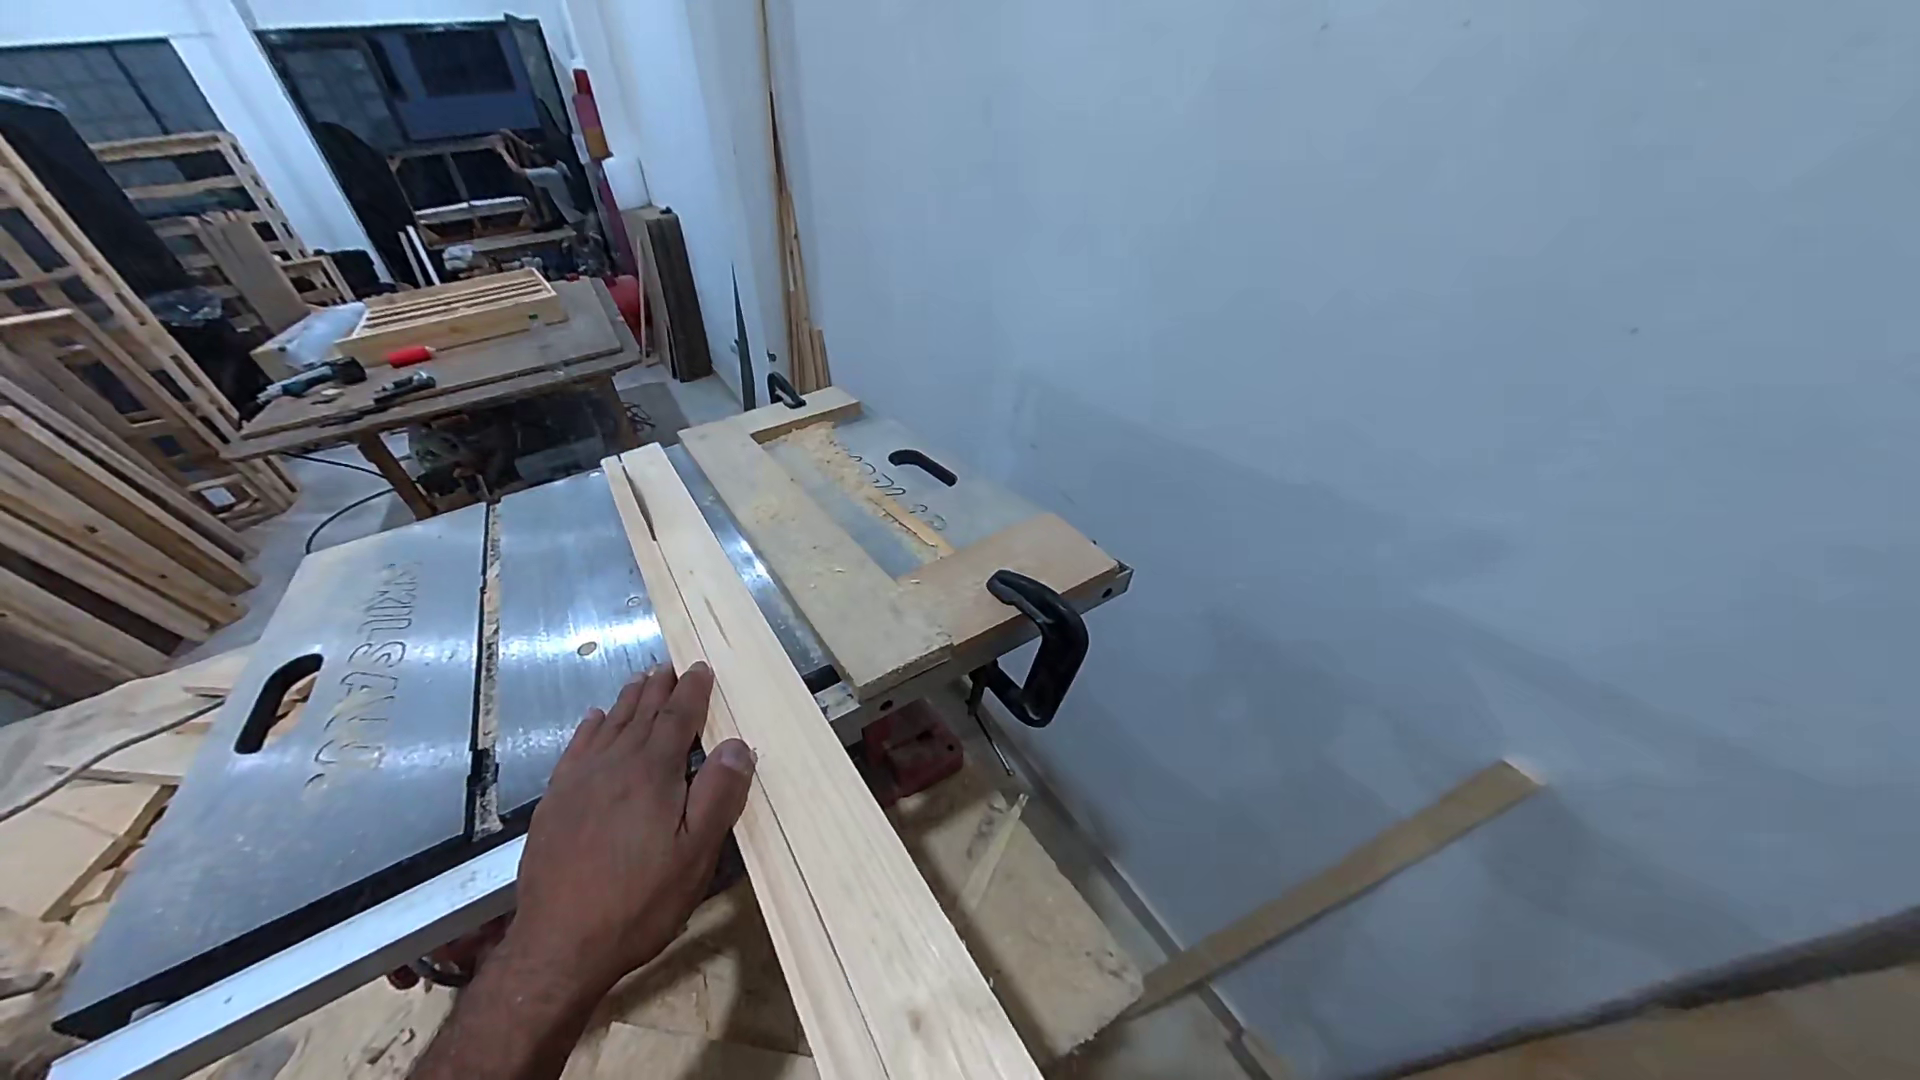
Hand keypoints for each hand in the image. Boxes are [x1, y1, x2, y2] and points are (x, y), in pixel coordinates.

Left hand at [507, 663, 754, 992]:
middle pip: (641, 713)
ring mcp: (579, 782)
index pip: (677, 717)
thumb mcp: (696, 852)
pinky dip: (589, 727)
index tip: (701, 668)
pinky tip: (593, 718)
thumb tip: (737, 743)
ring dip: (628, 699)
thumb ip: (719, 793)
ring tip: (641, 679)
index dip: (692, 691)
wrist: (557, 949)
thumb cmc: (640, 900)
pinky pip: (575, 749)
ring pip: (609, 725)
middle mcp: (614, 765)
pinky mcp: (554, 803)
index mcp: (652, 772)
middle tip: (672, 666)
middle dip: (660, 687)